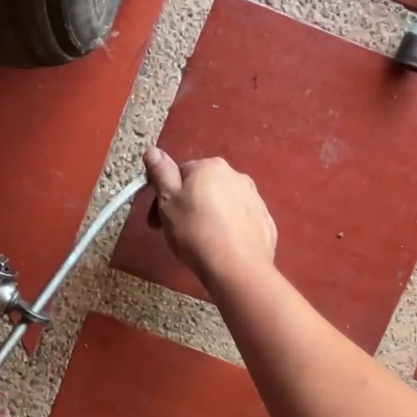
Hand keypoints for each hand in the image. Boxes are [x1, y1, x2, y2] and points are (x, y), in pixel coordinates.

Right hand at [143, 147, 277, 288]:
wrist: (238, 268)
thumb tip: (152, 149)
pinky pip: (239, 219)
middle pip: (202, 186)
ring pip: (222, 202)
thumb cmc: (195, 232)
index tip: (156, 221)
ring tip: (201, 241)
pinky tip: (222, 246)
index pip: (179, 173)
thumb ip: (160, 173)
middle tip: (175, 232)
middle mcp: (235, 175)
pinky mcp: (264, 220)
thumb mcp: (168, 201)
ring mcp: (254, 197)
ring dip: (209, 215)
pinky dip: (228, 228)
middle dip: (187, 205)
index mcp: (209, 167)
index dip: (163, 196)